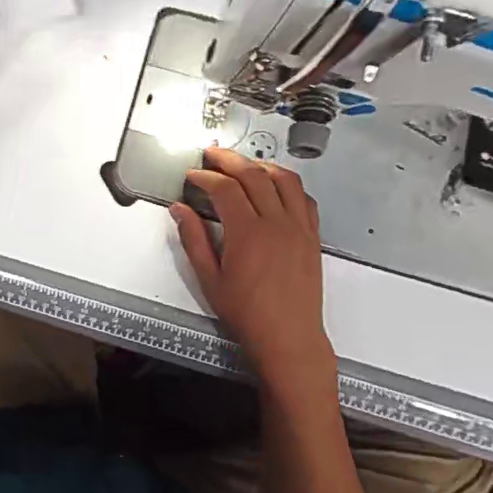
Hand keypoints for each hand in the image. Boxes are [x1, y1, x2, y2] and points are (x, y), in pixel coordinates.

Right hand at [171, 147, 337, 387]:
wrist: (288, 337)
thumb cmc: (248, 314)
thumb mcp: (210, 279)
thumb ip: (193, 240)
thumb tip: (180, 211)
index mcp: (247, 233)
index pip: (225, 188)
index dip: (205, 176)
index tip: (193, 176)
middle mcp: (276, 223)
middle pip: (254, 174)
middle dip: (230, 160)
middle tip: (213, 155)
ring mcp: (299, 227)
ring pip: (284, 179)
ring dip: (262, 165)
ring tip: (244, 164)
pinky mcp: (312, 236)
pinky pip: (304, 198)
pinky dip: (289, 185)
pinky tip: (278, 187)